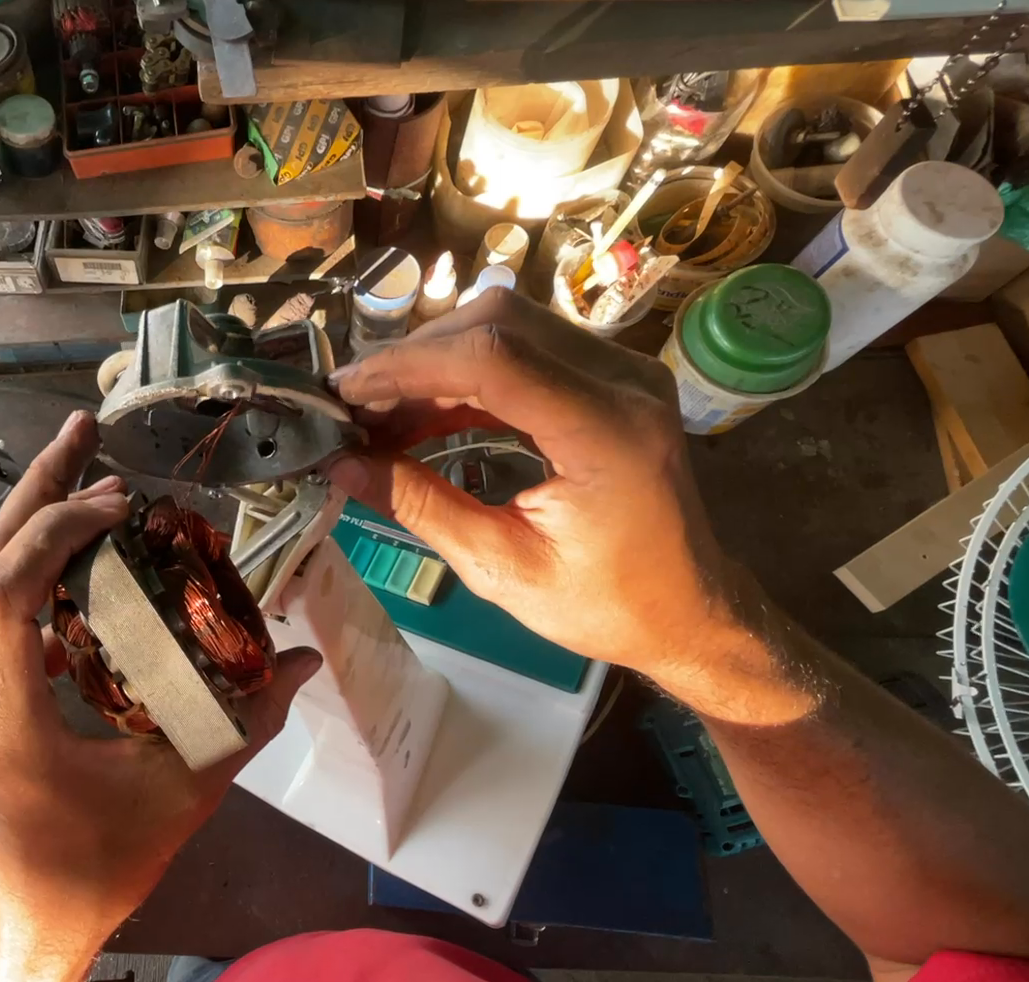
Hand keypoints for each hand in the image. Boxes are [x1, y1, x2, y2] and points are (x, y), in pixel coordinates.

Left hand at [0, 411, 319, 955]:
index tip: (120, 505)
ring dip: (32, 519)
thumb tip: (301, 662)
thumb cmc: (100, 868)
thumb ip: (245, 724)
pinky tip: (78, 547)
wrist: (28, 919)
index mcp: (6, 724)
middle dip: (35, 491)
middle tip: (83, 431)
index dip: (54, 533)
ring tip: (84, 469)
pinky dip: (34, 563)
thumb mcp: (183, 796)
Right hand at [327, 289, 744, 684]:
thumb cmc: (602, 604)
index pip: (493, 359)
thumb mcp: (499, 567)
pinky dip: (460, 378)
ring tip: (378, 415)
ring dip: (432, 364)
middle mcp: (621, 380)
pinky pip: (520, 352)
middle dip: (411, 359)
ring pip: (504, 326)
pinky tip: (420, 415)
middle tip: (353, 406)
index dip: (407, 366)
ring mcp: (620, 370)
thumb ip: (420, 506)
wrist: (687, 610)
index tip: (345, 392)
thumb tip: (341, 465)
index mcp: (606, 432)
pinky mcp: (606, 378)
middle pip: (496, 324)